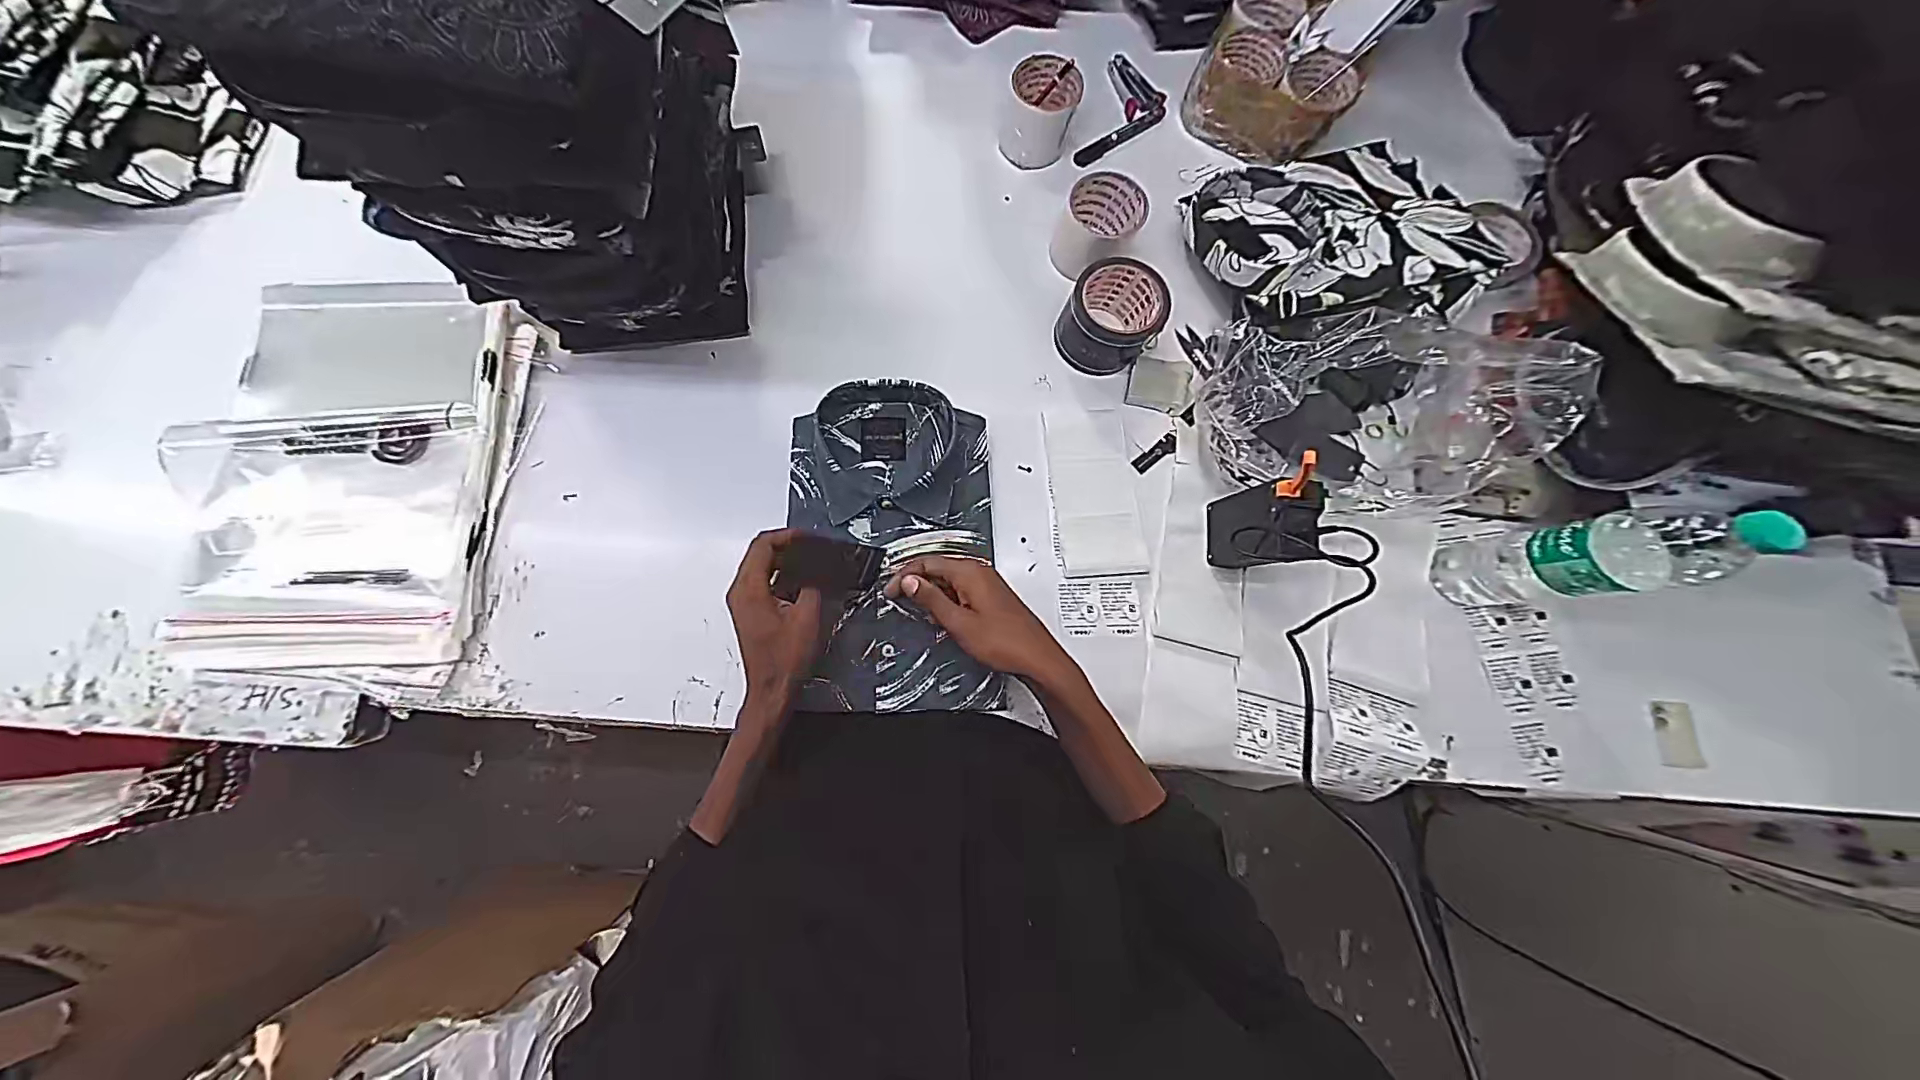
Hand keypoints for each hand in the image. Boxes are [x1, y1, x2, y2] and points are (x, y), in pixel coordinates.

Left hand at [727, 529, 824, 703]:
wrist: (772, 689)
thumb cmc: (784, 661)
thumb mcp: (808, 615)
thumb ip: (813, 583)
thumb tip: (819, 566)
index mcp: (749, 589)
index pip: (763, 545)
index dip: (788, 536)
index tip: (807, 537)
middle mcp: (740, 593)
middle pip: (760, 554)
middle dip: (788, 547)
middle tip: (812, 547)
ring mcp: (743, 603)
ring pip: (762, 568)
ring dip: (786, 562)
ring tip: (812, 563)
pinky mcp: (751, 612)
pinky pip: (764, 583)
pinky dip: (783, 577)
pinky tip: (804, 584)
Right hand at [884, 556, 1076, 683]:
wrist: (1036, 657)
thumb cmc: (1007, 642)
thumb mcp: (958, 623)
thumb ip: (931, 600)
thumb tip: (911, 582)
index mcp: (970, 573)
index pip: (927, 562)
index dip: (904, 574)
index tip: (891, 588)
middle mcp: (980, 573)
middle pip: (938, 568)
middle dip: (916, 582)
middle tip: (898, 597)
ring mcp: (987, 584)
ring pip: (949, 580)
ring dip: (931, 592)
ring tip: (920, 610)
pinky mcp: (991, 596)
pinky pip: (961, 589)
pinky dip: (947, 599)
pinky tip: (942, 616)